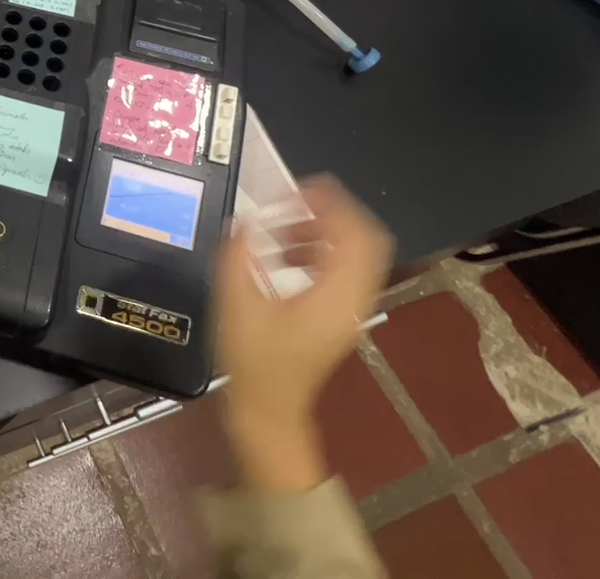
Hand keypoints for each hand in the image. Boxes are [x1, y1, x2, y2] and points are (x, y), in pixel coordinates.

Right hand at [215, 176, 392, 492]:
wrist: (268, 410)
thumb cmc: (254, 359)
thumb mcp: (237, 303)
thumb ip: (239, 257)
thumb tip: (244, 222)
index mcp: (336, 294)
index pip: (357, 236)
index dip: (334, 205)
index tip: (298, 189)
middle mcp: (353, 299)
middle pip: (362, 241)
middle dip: (328, 214)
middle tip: (289, 204)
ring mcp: (347, 308)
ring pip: (351, 254)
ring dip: (319, 231)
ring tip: (279, 229)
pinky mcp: (336, 315)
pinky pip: (340, 270)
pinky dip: (316, 250)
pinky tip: (282, 255)